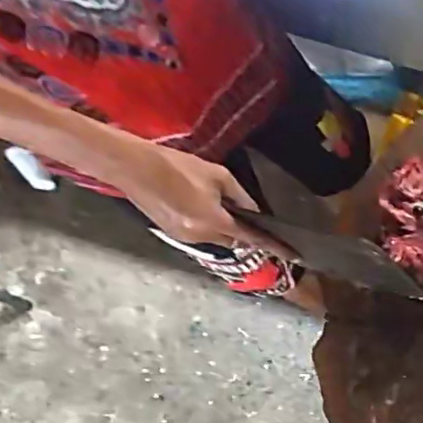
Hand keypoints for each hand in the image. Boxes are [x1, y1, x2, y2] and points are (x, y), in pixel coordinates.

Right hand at [97, 137, 265, 248]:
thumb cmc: (175, 166)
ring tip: (213, 205)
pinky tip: (195, 206)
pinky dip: (204, 224)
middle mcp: (203, 236)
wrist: (129, 165)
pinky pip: (199, 233)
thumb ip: (240, 195)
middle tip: (242, 216)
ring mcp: (186, 238)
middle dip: (241, 232)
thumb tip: (253, 209)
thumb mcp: (216, 174)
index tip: (293, 257)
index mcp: (216, 223)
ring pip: (216, 237)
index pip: (254, 240)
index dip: (275, 247)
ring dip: (221, 227)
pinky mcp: (172, 233)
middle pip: (234, 241)